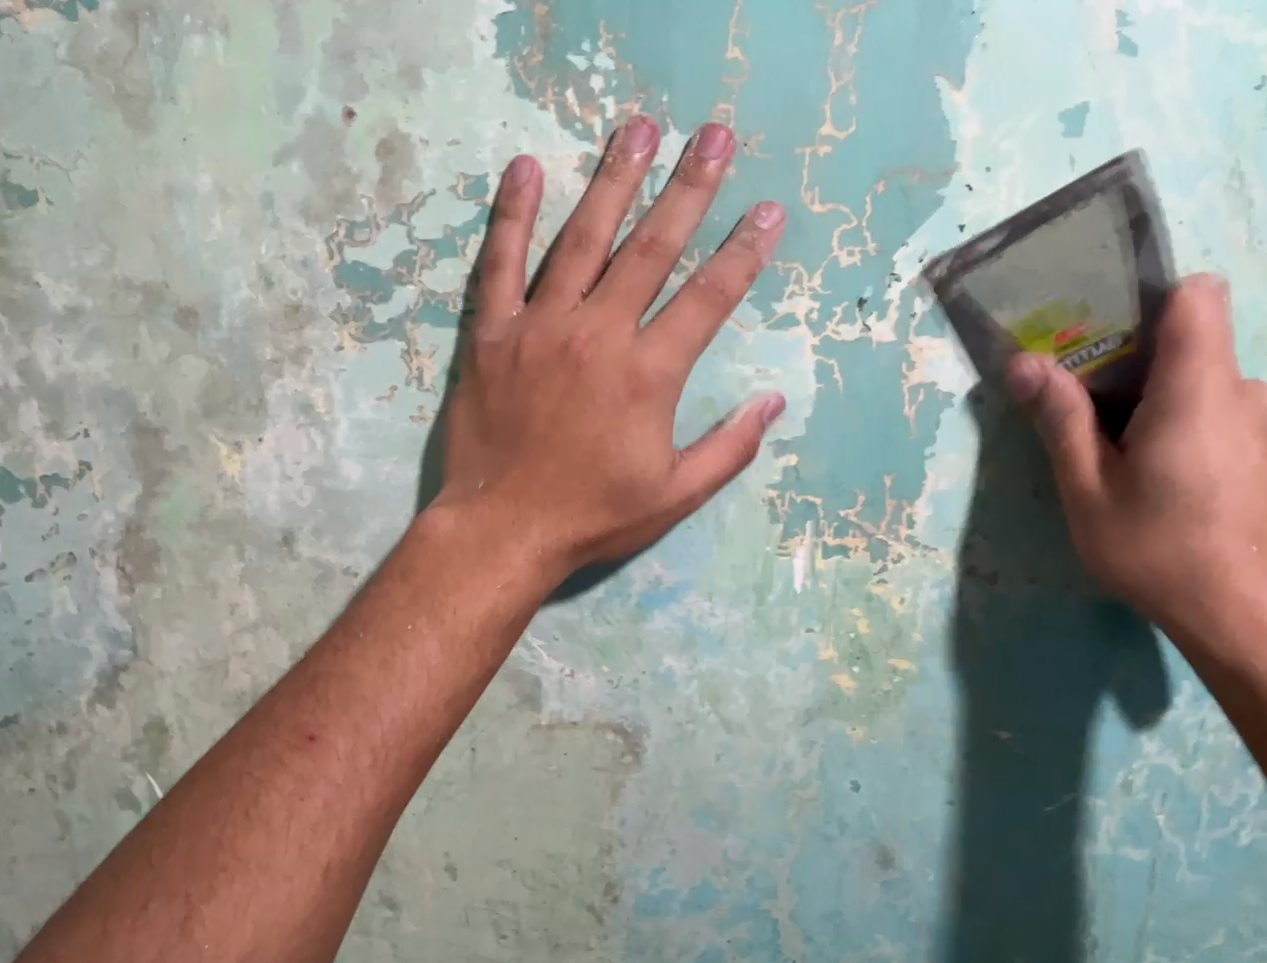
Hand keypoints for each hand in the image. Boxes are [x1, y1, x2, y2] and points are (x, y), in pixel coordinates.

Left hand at [430, 115, 787, 576]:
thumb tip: (774, 401)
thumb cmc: (593, 517)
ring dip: (614, 181)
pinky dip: (513, 216)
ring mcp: (540, 327)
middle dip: (688, 189)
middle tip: (714, 135)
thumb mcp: (675, 496)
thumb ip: (730, 447)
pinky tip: (527, 168)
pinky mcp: (492, 334)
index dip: (744, 251)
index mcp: (649, 374)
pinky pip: (501, 264)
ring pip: (582, 240)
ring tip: (638, 128)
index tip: (769, 209)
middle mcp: (599, 334)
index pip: (709, 297)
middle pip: (651, 248)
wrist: (502, 530)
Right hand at [1005, 275, 1266, 646]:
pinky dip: (1178, 427)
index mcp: (1198, 387)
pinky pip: (1215, 412)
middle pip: (1184, 342)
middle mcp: (1242, 389)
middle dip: (1128, 365)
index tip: (1098, 337)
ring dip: (1151, 403)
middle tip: (1079, 414)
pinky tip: (1156, 484)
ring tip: (1114, 461)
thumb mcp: (1088, 490)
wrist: (1250, 618)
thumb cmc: (1159, 552)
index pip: (1196, 294)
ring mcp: (1262, 421)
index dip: (1147, 300)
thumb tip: (1024, 362)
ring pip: (1198, 382)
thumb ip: (1061, 419)